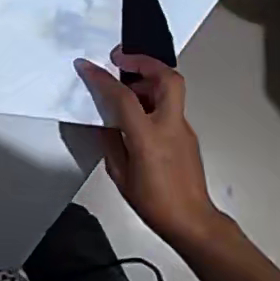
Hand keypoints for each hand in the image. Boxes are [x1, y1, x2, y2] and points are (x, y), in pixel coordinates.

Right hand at [75, 48, 224, 247]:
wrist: (193, 222)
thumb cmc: (153, 203)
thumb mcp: (120, 174)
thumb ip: (111, 141)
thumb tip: (106, 119)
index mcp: (149, 137)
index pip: (124, 97)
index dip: (103, 78)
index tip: (86, 66)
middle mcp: (170, 125)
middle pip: (167, 78)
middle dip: (144, 61)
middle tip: (120, 59)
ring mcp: (183, 128)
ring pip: (171, 88)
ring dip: (148, 78)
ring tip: (126, 86)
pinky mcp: (188, 134)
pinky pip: (170, 105)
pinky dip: (153, 97)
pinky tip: (137, 112)